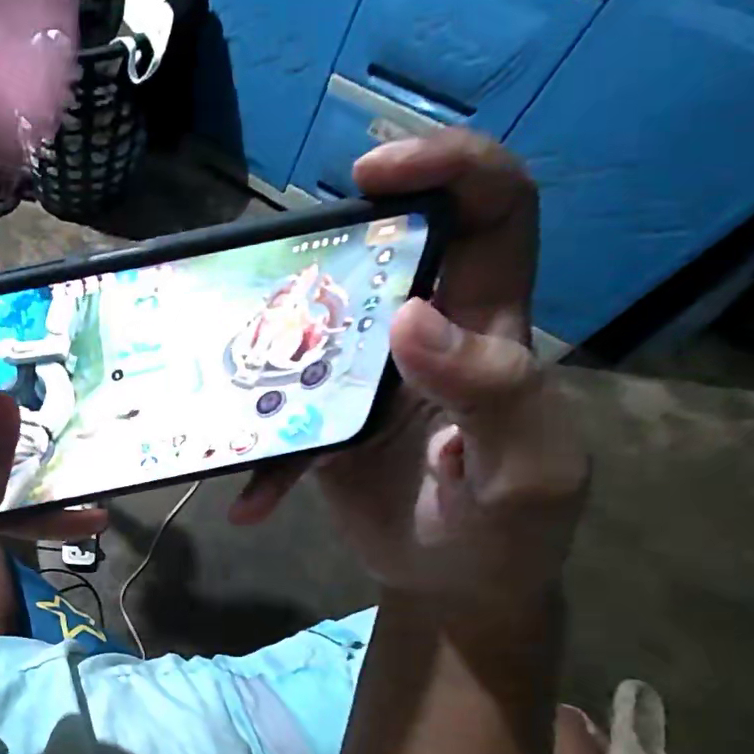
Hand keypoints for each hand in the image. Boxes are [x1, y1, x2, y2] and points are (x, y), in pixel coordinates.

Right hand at [228, 131, 587, 617]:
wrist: (454, 587)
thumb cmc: (511, 533)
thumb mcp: (527, 474)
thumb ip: (493, 396)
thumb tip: (405, 319)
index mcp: (489, 327)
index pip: (492, 213)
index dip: (447, 167)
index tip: (371, 171)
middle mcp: (421, 337)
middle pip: (379, 254)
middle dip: (325, 244)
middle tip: (266, 269)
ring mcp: (363, 380)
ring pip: (307, 329)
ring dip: (264, 346)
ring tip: (225, 371)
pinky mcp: (321, 425)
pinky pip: (278, 421)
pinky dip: (261, 465)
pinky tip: (251, 505)